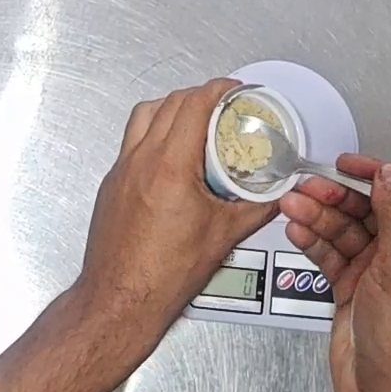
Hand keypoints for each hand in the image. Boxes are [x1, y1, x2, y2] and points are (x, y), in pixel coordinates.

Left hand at [76, 78, 277, 340]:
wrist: (119, 303)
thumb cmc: (162, 276)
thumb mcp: (223, 237)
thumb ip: (257, 208)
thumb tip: (278, 194)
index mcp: (170, 165)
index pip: (194, 103)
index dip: (218, 89)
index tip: (233, 89)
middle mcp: (141, 159)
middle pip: (170, 102)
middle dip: (199, 95)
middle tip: (221, 105)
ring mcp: (122, 169)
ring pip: (144, 114)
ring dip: (171, 107)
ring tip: (194, 120)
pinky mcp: (112, 183)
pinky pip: (132, 140)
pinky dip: (153, 132)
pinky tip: (170, 154)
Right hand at [280, 156, 390, 391]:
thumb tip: (390, 174)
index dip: (372, 174)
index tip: (346, 163)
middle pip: (365, 210)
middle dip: (335, 196)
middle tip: (308, 185)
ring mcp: (375, 273)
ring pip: (343, 231)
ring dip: (317, 216)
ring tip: (292, 204)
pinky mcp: (351, 290)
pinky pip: (329, 255)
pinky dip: (312, 241)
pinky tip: (297, 230)